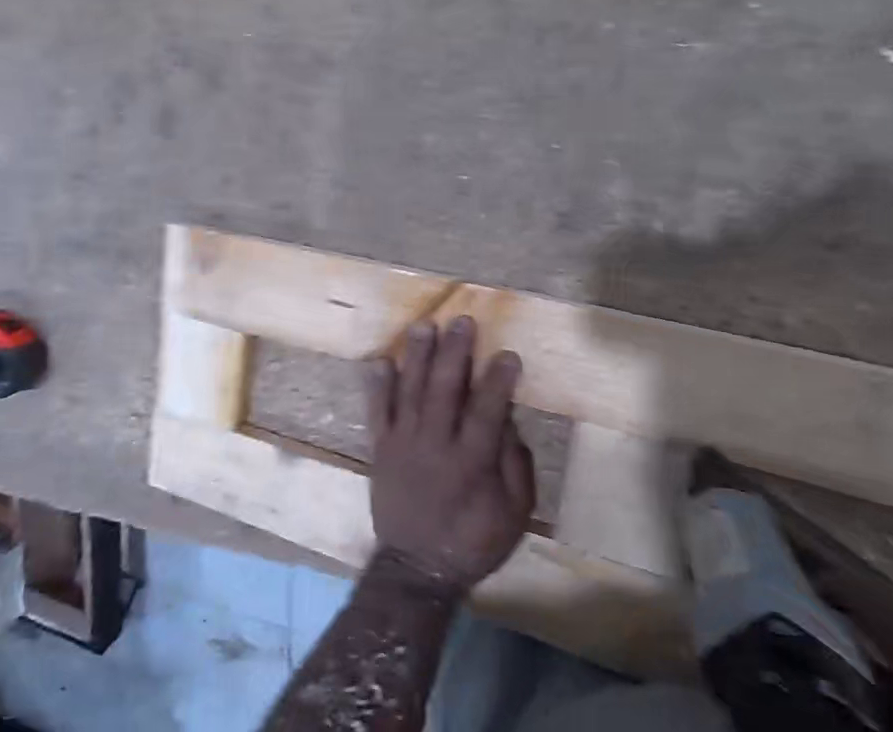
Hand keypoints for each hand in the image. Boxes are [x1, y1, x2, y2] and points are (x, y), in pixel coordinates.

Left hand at [366, 316, 534, 593]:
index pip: (486, 412)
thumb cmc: (474, 541)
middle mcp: (434, 447)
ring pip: (409, 393)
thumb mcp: (514, 511)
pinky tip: (380, 360)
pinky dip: (377, 387)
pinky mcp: (380, 451)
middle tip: (462, 321)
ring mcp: (402, 447)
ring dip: (417, 358)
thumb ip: (515, 463)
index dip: (497, 381)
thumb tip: (508, 419)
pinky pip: (377, 413)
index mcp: (471, 464)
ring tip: (424, 326)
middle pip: (443, 391)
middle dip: (454, 353)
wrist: (416, 570)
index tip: (508, 354)